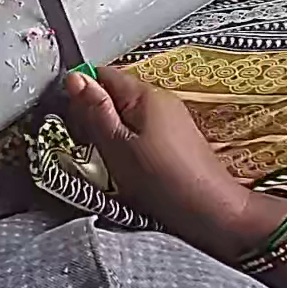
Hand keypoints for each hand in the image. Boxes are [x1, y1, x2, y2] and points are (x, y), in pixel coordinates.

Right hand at [63, 68, 270, 257]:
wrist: (213, 213)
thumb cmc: (159, 180)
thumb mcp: (116, 145)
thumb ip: (94, 109)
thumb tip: (74, 76)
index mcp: (144, 94)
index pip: (101, 74)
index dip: (82, 92)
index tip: (74, 119)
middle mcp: (160, 98)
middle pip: (114, 93)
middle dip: (95, 114)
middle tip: (89, 143)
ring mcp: (171, 117)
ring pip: (126, 113)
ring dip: (111, 130)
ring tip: (107, 157)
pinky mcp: (177, 137)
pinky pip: (141, 128)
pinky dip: (128, 141)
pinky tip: (129, 163)